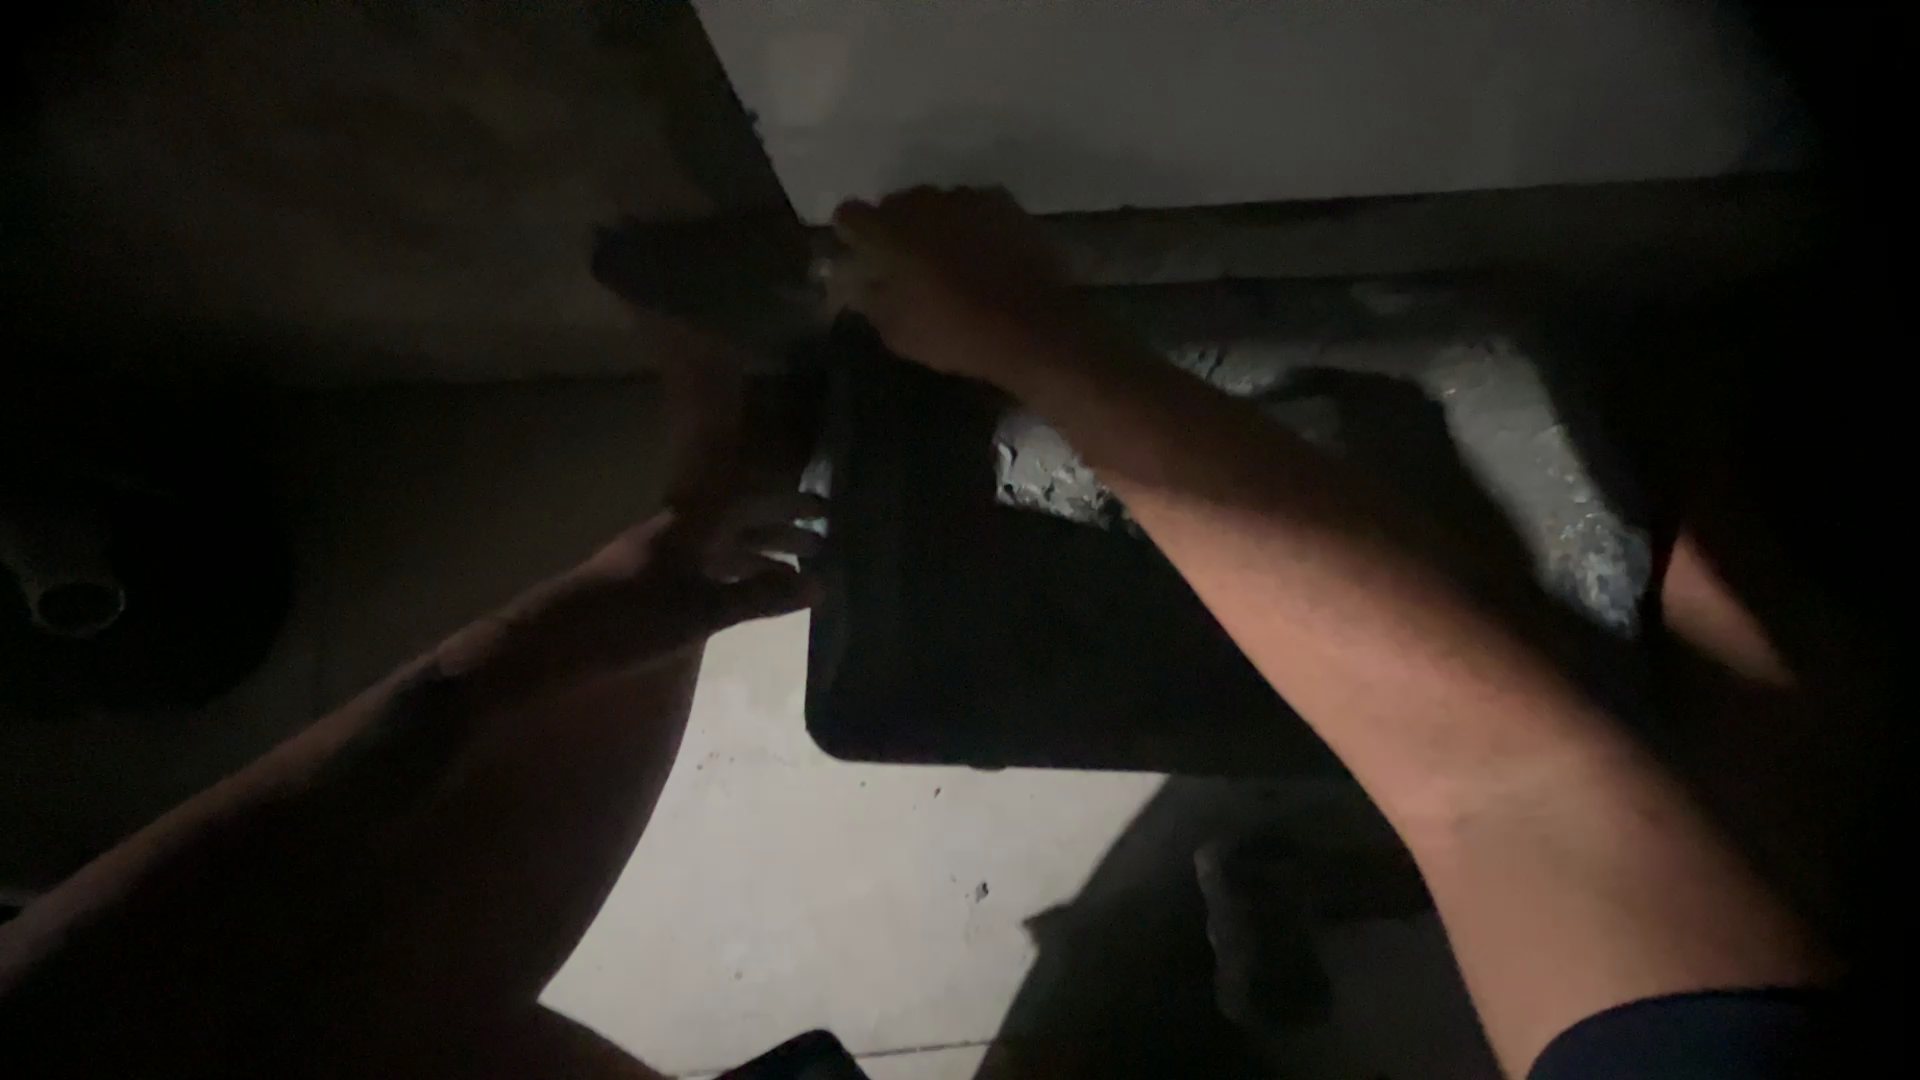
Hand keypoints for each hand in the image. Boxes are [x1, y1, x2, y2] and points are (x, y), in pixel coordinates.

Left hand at [433, 322, 822, 705]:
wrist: (549, 642)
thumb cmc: (629, 620)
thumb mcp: (702, 612)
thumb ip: (760, 596)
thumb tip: (821, 586)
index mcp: (693, 524)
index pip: (751, 497)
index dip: (787, 502)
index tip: (823, 508)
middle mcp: (680, 528)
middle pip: (739, 518)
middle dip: (781, 527)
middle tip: (820, 539)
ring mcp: (663, 554)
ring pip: (723, 544)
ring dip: (759, 552)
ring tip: (796, 571)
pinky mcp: (650, 579)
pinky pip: (706, 565)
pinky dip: (734, 574)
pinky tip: (747, 592)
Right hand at [831, 186, 1082, 386]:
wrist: (1032, 328)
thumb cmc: (956, 334)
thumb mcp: (899, 334)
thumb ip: (872, 303)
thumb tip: (861, 287)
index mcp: (890, 230)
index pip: (851, 214)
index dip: (850, 232)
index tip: (855, 249)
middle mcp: (926, 201)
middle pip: (898, 204)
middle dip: (895, 228)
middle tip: (905, 261)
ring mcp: (969, 198)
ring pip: (939, 204)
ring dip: (936, 225)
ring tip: (948, 257)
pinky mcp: (1006, 205)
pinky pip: (976, 209)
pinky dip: (972, 226)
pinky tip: (982, 254)